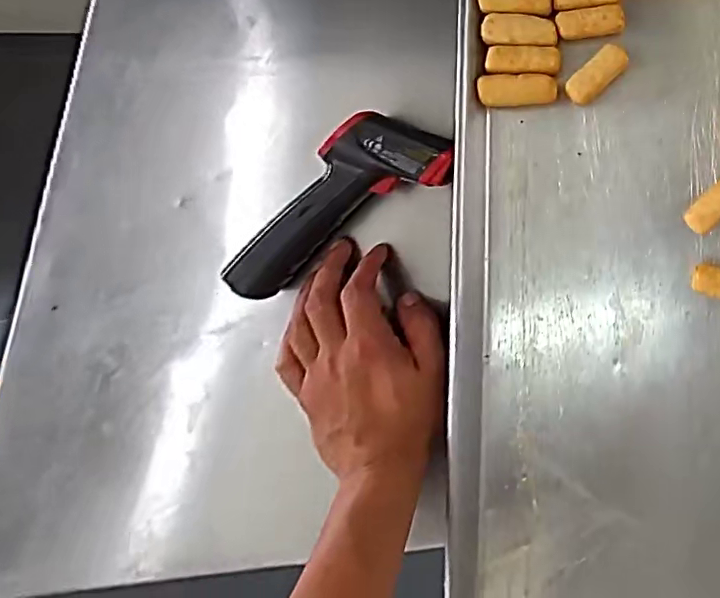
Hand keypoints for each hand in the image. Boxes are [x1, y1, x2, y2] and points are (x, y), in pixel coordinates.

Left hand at [276, 239, 445, 484]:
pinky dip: (290, 333)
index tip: (376, 257)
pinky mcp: (306, 395)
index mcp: (368, 346)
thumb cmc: (408, 422)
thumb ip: (421, 327)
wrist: (379, 466)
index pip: (358, 292)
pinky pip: (288, 358)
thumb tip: (408, 302)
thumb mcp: (432, 367)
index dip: (367, 266)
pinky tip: (296, 325)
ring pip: (298, 324)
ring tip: (317, 278)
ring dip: (307, 294)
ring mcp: (316, 376)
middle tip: (340, 253)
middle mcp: (335, 357)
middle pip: (321, 300)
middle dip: (329, 268)